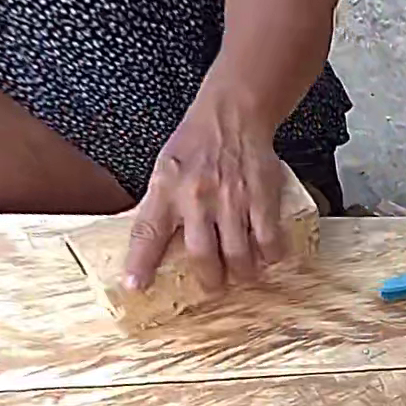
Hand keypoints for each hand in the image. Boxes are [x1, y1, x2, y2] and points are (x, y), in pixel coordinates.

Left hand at [125, 104, 285, 292]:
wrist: (231, 118)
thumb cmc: (198, 144)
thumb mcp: (167, 169)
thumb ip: (167, 203)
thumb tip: (166, 241)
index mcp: (166, 190)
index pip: (148, 232)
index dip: (140, 262)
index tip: (134, 286)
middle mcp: (196, 198)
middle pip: (202, 254)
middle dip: (210, 279)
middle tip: (216, 288)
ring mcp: (231, 201)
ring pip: (238, 254)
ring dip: (244, 273)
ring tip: (246, 276)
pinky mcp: (261, 201)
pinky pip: (269, 241)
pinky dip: (272, 256)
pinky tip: (271, 258)